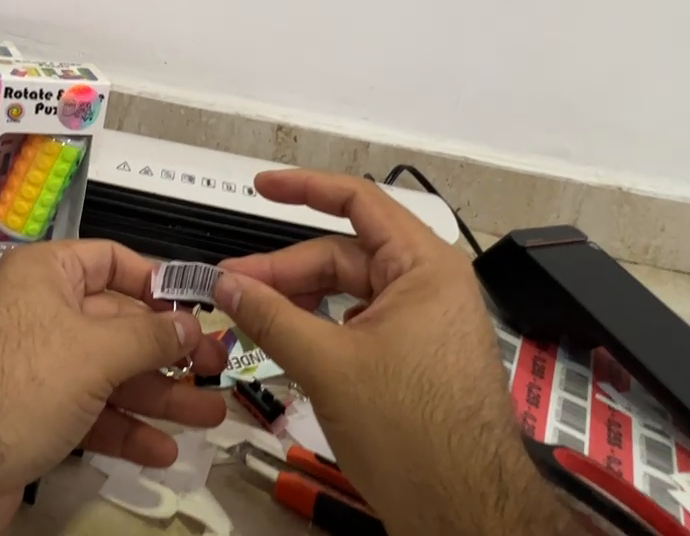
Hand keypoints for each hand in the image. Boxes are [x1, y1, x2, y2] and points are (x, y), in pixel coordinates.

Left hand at [0, 239, 227, 501]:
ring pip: (110, 372)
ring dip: (158, 394)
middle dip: (168, 350)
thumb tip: (191, 325)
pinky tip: (162, 449)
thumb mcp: (94, 353)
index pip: (110, 260)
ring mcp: (38, 366)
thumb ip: (150, 337)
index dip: (155, 282)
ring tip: (208, 414)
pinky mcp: (36, 414)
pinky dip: (126, 427)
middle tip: (217, 369)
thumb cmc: (18, 386)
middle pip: (118, 323)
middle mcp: (42, 312)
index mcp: (46, 274)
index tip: (196, 306)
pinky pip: (92, 411)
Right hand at [213, 171, 576, 535]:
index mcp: (423, 265)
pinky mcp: (417, 353)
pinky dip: (321, 325)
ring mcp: (425, 320)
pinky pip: (359, 319)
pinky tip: (291, 341)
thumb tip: (222, 281)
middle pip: (344, 253)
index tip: (260, 186)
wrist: (468, 518)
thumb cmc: (407, 432)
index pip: (358, 201)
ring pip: (348, 289)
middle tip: (232, 286)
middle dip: (286, 269)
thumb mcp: (327, 365)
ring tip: (253, 316)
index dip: (304, 187)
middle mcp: (429, 282)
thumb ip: (270, 315)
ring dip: (299, 298)